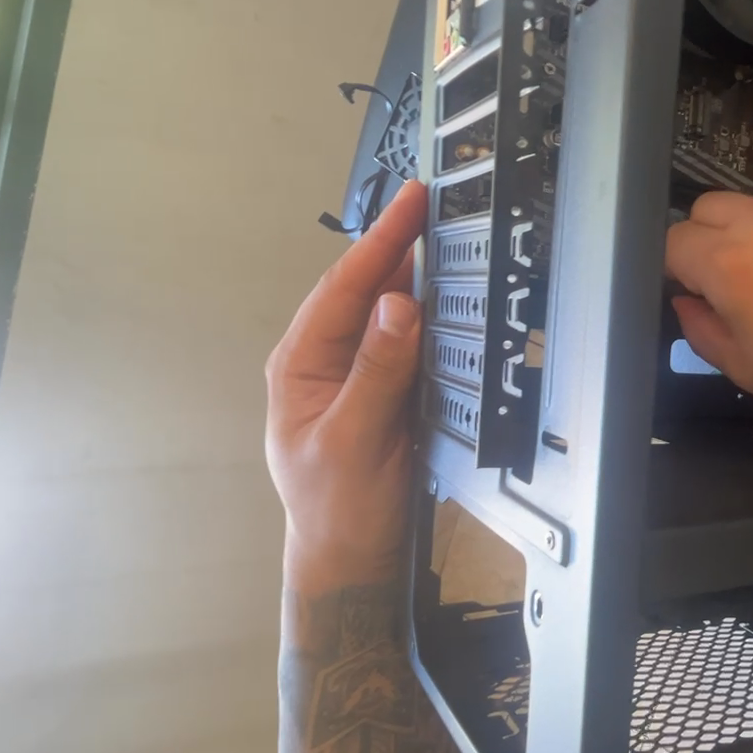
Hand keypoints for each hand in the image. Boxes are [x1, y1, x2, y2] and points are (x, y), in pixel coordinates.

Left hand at [265, 179, 426, 594]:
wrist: (356, 551)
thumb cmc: (341, 502)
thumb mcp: (355, 438)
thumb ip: (378, 372)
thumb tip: (400, 304)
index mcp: (303, 363)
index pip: (344, 289)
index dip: (380, 242)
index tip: (412, 202)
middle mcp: (329, 358)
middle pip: (365, 289)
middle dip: (398, 245)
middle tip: (437, 205)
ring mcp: (361, 372)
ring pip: (389, 313)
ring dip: (416, 275)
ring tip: (447, 238)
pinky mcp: (390, 388)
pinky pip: (411, 341)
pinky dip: (431, 314)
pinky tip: (449, 298)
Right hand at [666, 192, 752, 436]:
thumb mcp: (747, 370)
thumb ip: (701, 330)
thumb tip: (688, 303)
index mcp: (729, 262)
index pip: (672, 242)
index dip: (674, 271)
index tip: (692, 295)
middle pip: (705, 209)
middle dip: (702, 242)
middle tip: (725, 287)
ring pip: (750, 207)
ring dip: (744, 236)